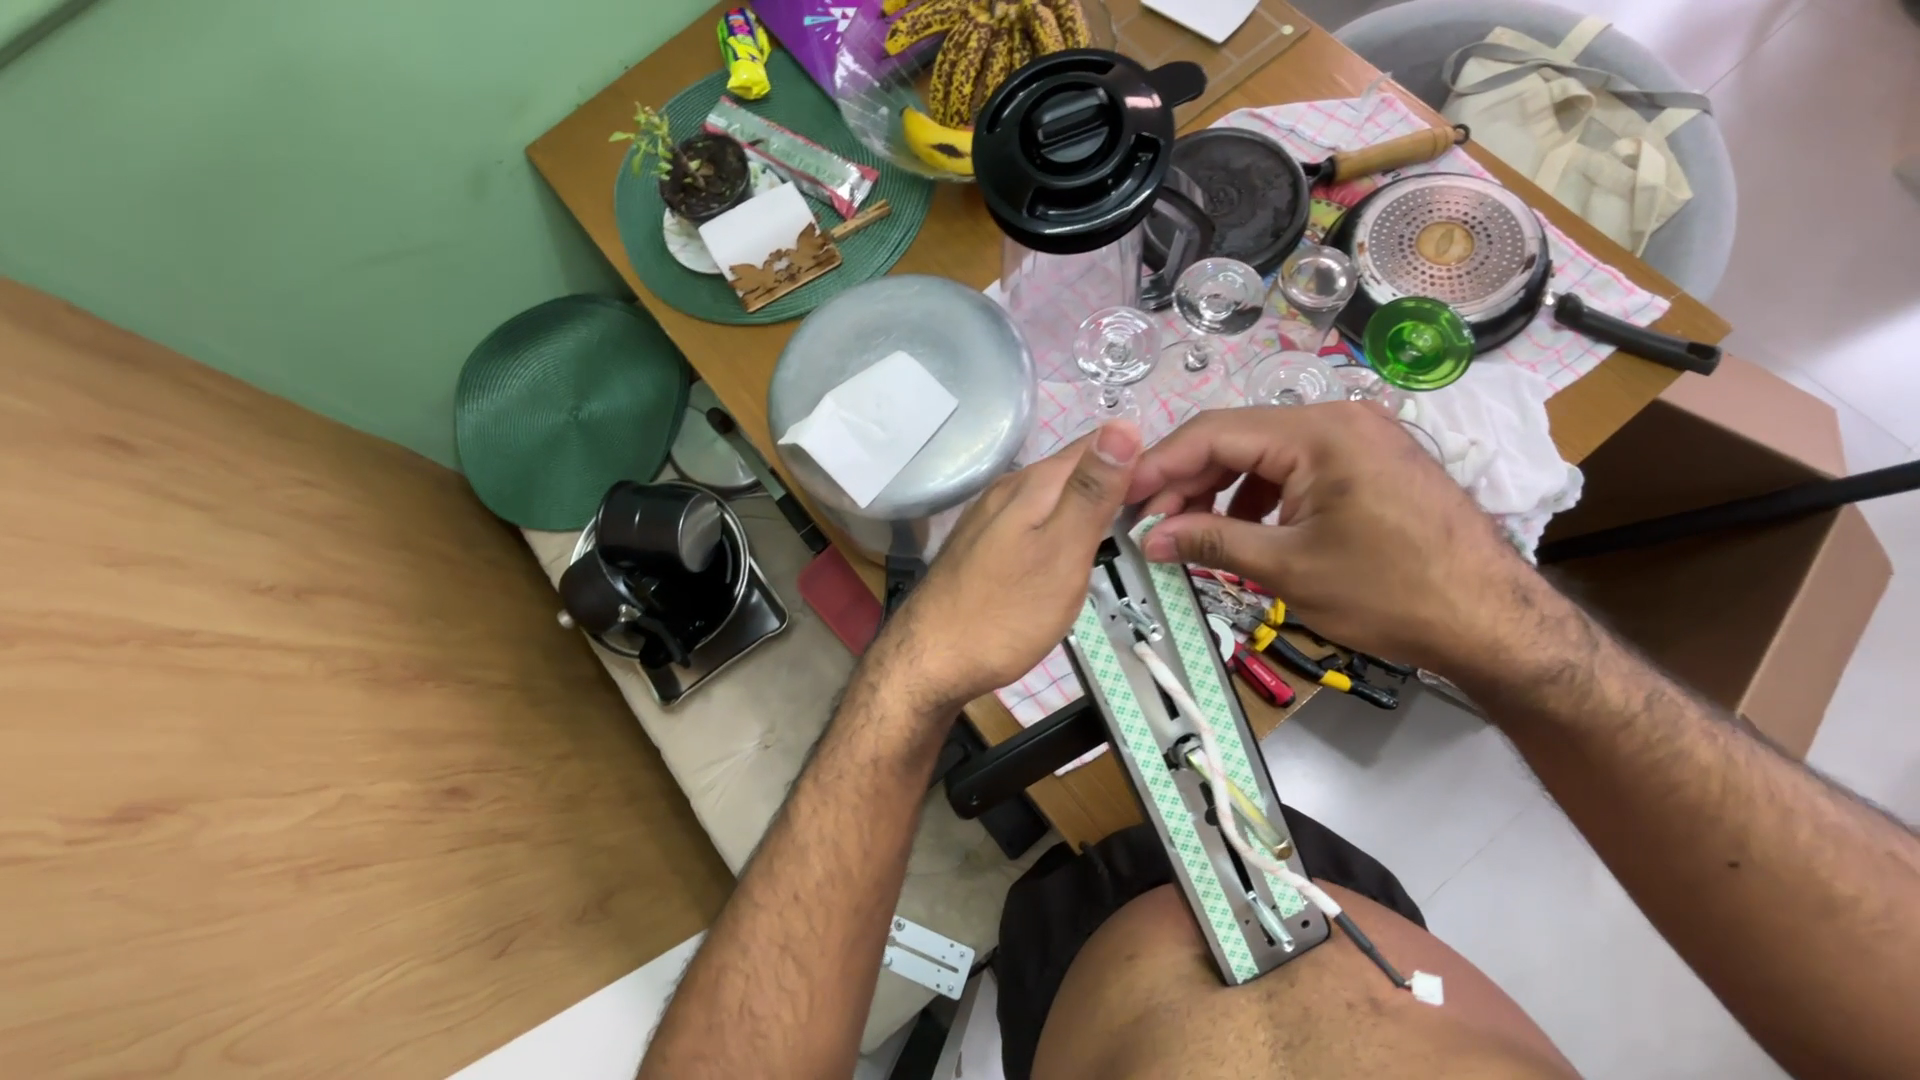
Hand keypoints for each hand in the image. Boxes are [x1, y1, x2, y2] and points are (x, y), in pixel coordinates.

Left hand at [864, 422, 1141, 714]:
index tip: (1172, 487)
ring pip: (1053, 499)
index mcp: (1032, 484)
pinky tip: (1070, 556)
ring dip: (1087, 508)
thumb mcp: (1062, 552)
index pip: (1095, 445)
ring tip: (1123, 538)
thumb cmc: (1005, 613)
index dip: (1137, 457)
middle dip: (1114, 483)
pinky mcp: (982, 547)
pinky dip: (1060, 531)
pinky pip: (1034, 523)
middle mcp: (1007, 490)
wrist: (930, 662)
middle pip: (1073, 471)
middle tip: (1158, 518)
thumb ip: (1092, 491)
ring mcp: (990, 519)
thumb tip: (1123, 423)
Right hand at [1124, 404, 1557, 677]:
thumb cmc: (1390, 593)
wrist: (1492, 622)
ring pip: (1263, 454)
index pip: (1214, 432)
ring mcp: (1358, 438)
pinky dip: (1258, 497)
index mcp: (1318, 432)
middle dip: (1187, 482)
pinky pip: (1295, 469)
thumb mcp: (1288, 567)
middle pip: (1236, 438)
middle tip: (1149, 524)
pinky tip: (1243, 531)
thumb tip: (1149, 536)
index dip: (1159, 465)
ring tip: (1189, 533)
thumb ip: (1210, 541)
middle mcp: (1338, 419)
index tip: (1121, 497)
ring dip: (1219, 491)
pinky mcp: (1369, 463)